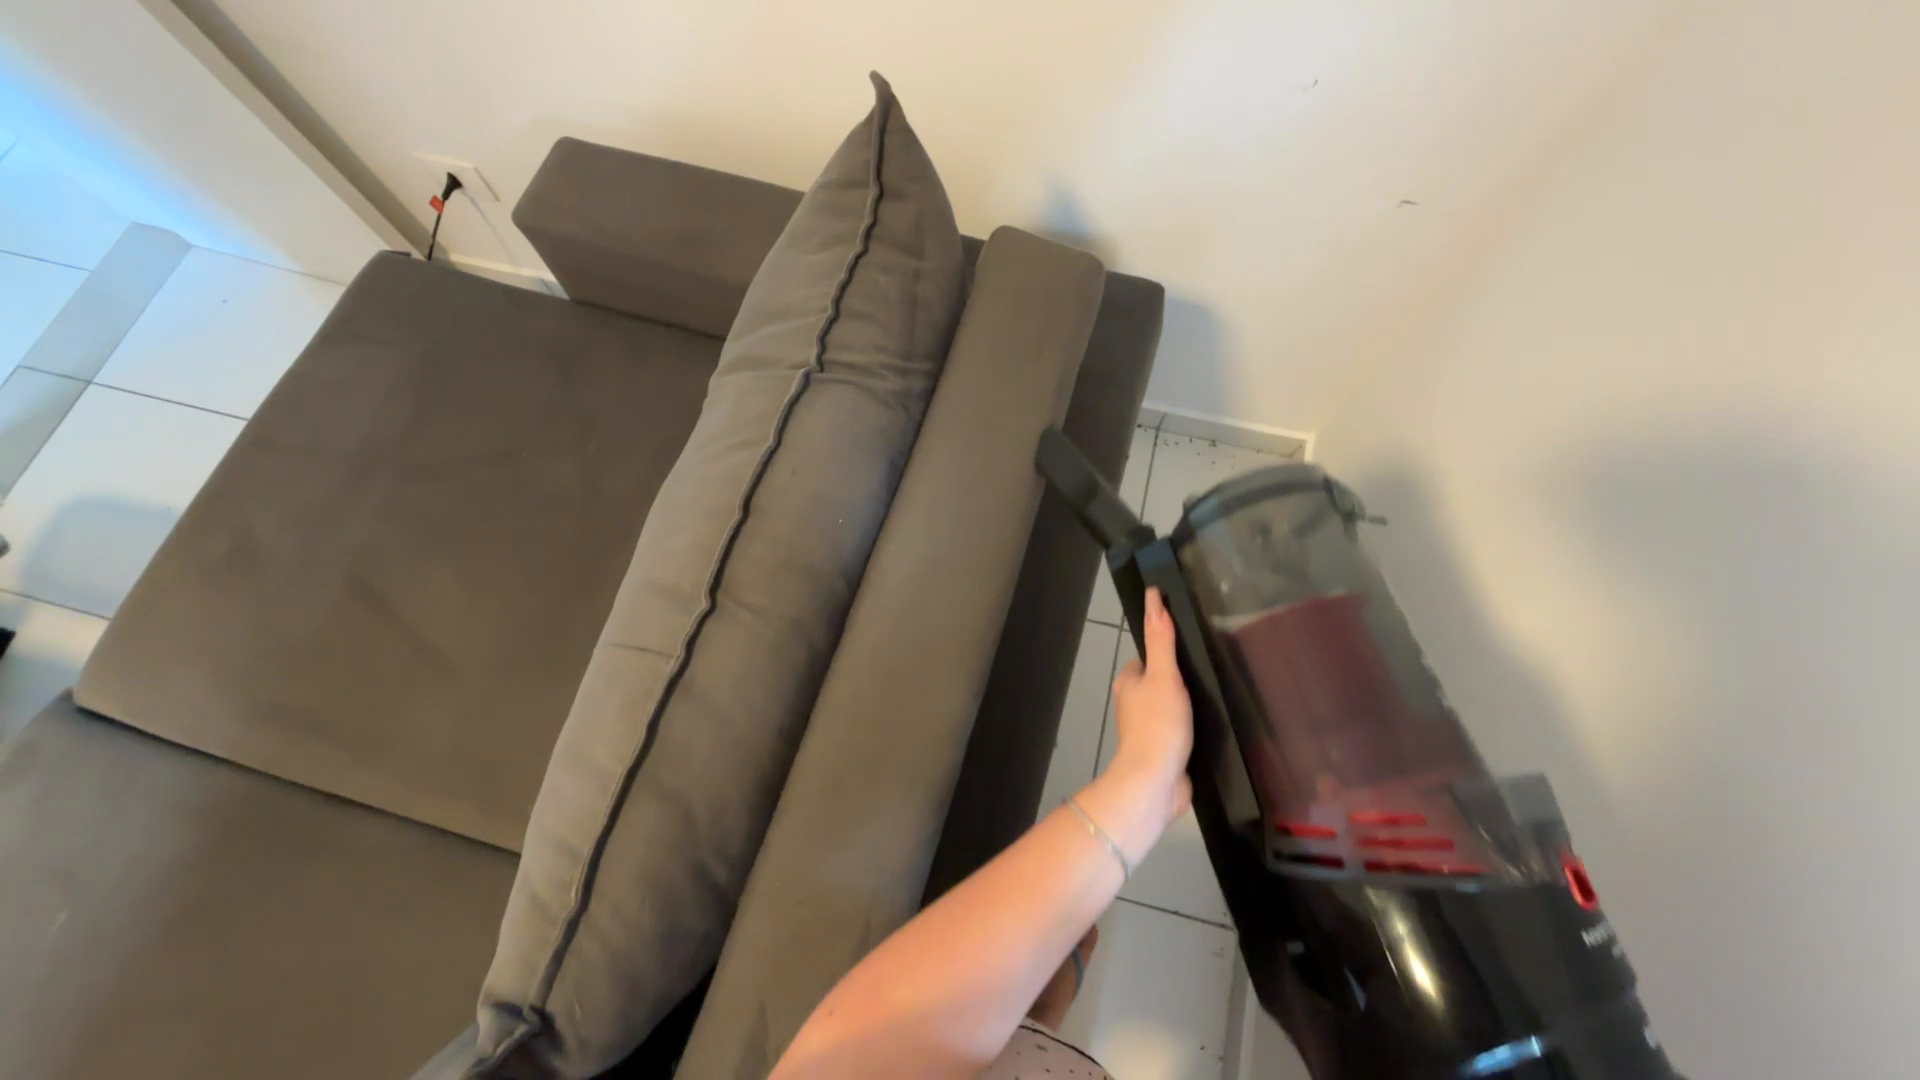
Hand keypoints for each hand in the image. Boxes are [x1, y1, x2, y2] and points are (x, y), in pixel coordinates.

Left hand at [1106, 588, 1193, 825]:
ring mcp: (1147, 730)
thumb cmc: (1158, 723)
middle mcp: (1132, 705)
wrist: (1156, 780)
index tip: (1189, 651)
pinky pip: (1178, 733)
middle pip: (1158, 684)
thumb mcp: (1163, 675)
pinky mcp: (1163, 751)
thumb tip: (1153, 599)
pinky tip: (1209, 731)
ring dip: (1186, 708)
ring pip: (1168, 709)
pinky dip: (1190, 730)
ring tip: (1213, 703)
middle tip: (1207, 678)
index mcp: (1128, 683)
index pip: (1147, 658)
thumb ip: (1161, 640)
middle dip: (1178, 683)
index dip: (1165, 654)